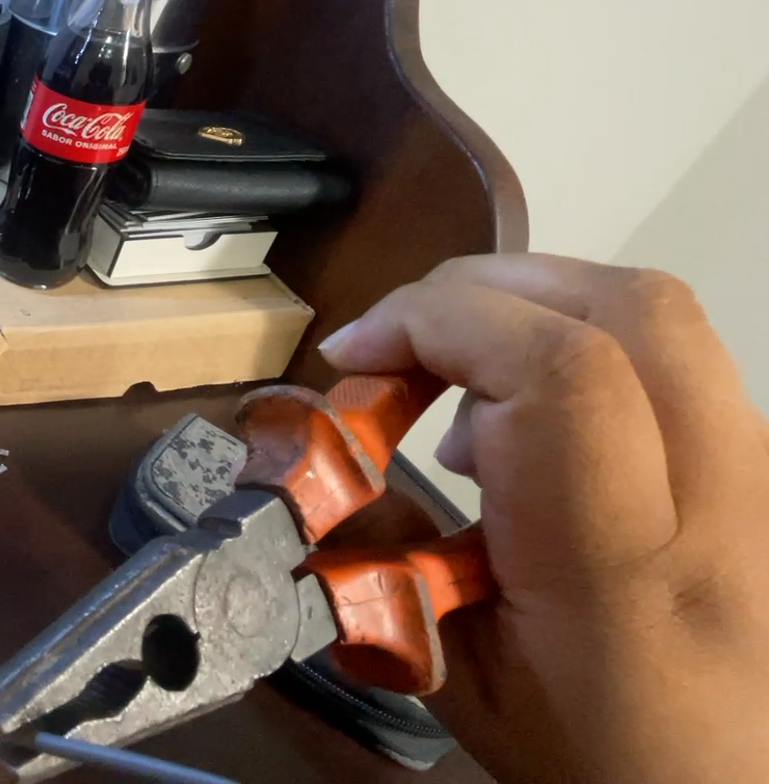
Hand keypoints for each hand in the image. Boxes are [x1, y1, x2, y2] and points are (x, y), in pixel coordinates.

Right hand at [319, 254, 768, 782]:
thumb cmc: (590, 750)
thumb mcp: (443, 663)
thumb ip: (368, 543)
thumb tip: (307, 443)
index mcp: (623, 567)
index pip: (558, 372)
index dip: (432, 322)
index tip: (350, 357)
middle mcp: (729, 504)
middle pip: (624, 305)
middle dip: (470, 291)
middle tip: (388, 349)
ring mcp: (766, 476)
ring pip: (646, 312)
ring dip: (508, 313)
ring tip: (445, 391)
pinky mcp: (765, 465)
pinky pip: (656, 352)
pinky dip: (554, 343)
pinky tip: (513, 420)